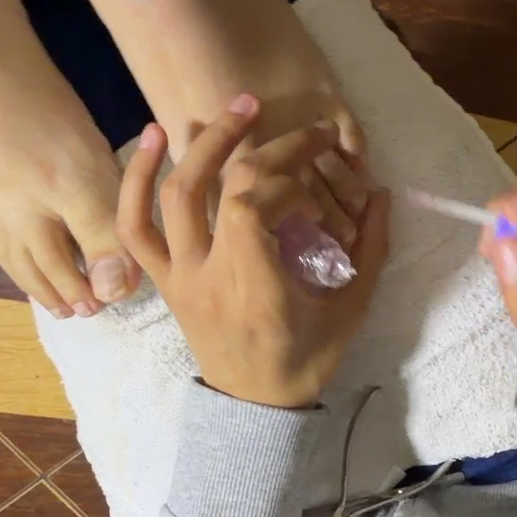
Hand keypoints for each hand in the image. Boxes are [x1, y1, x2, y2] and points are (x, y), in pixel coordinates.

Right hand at [0, 106, 138, 319]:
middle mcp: (13, 215)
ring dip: (32, 276)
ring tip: (45, 296)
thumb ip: (101, 234)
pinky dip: (0, 248)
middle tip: (79, 312)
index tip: (108, 304)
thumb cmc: (33, 113)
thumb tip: (111, 294)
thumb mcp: (85, 175)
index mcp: (52, 214)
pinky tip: (1, 246)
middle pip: (41, 262)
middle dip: (63, 289)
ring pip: (12, 249)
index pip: (78, 261)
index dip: (93, 284)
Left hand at [115, 94, 389, 408]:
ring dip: (206, 143)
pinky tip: (157, 135)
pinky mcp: (164, 278)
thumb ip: (369, 252)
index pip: (253, 206)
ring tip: (239, 109)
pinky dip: (137, 178)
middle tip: (299, 128)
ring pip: (176, 195)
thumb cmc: (304, 361)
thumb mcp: (350, 312)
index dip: (288, 178)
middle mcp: (209, 276)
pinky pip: (135, 226)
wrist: (254, 407)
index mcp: (255, 288)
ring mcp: (179, 276)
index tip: (318, 184)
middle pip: (223, 188)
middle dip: (264, 147)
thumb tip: (380, 194)